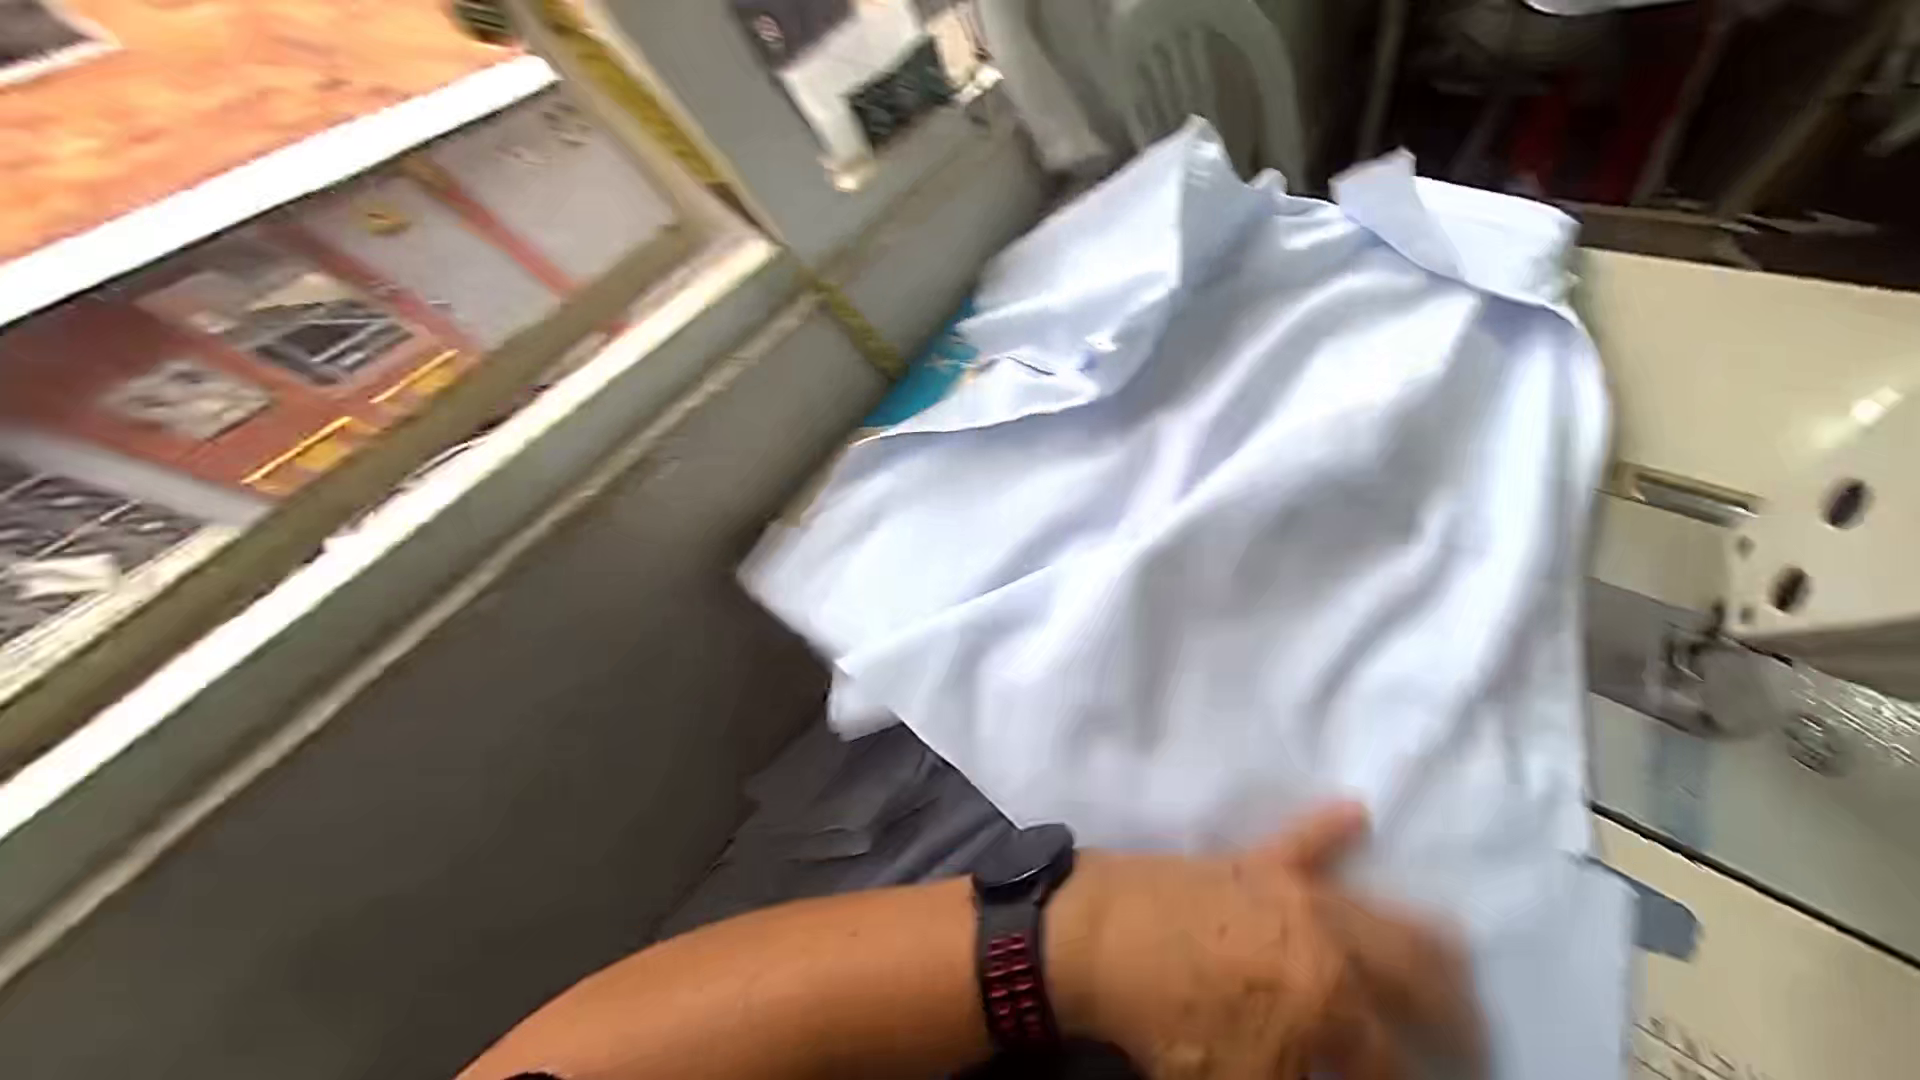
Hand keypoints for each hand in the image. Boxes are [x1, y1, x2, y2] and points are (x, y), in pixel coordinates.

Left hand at [1046, 802, 1480, 1079]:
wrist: (1098, 933)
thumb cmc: (1167, 1020)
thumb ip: (1307, 1078)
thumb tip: (1338, 1069)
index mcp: (1332, 1005)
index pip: (1396, 1066)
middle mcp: (1329, 940)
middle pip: (1415, 978)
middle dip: (1454, 1016)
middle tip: (1472, 1040)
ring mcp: (1292, 890)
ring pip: (1382, 911)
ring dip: (1425, 940)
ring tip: (1459, 958)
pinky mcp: (1253, 861)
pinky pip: (1300, 837)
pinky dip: (1328, 827)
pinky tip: (1356, 809)